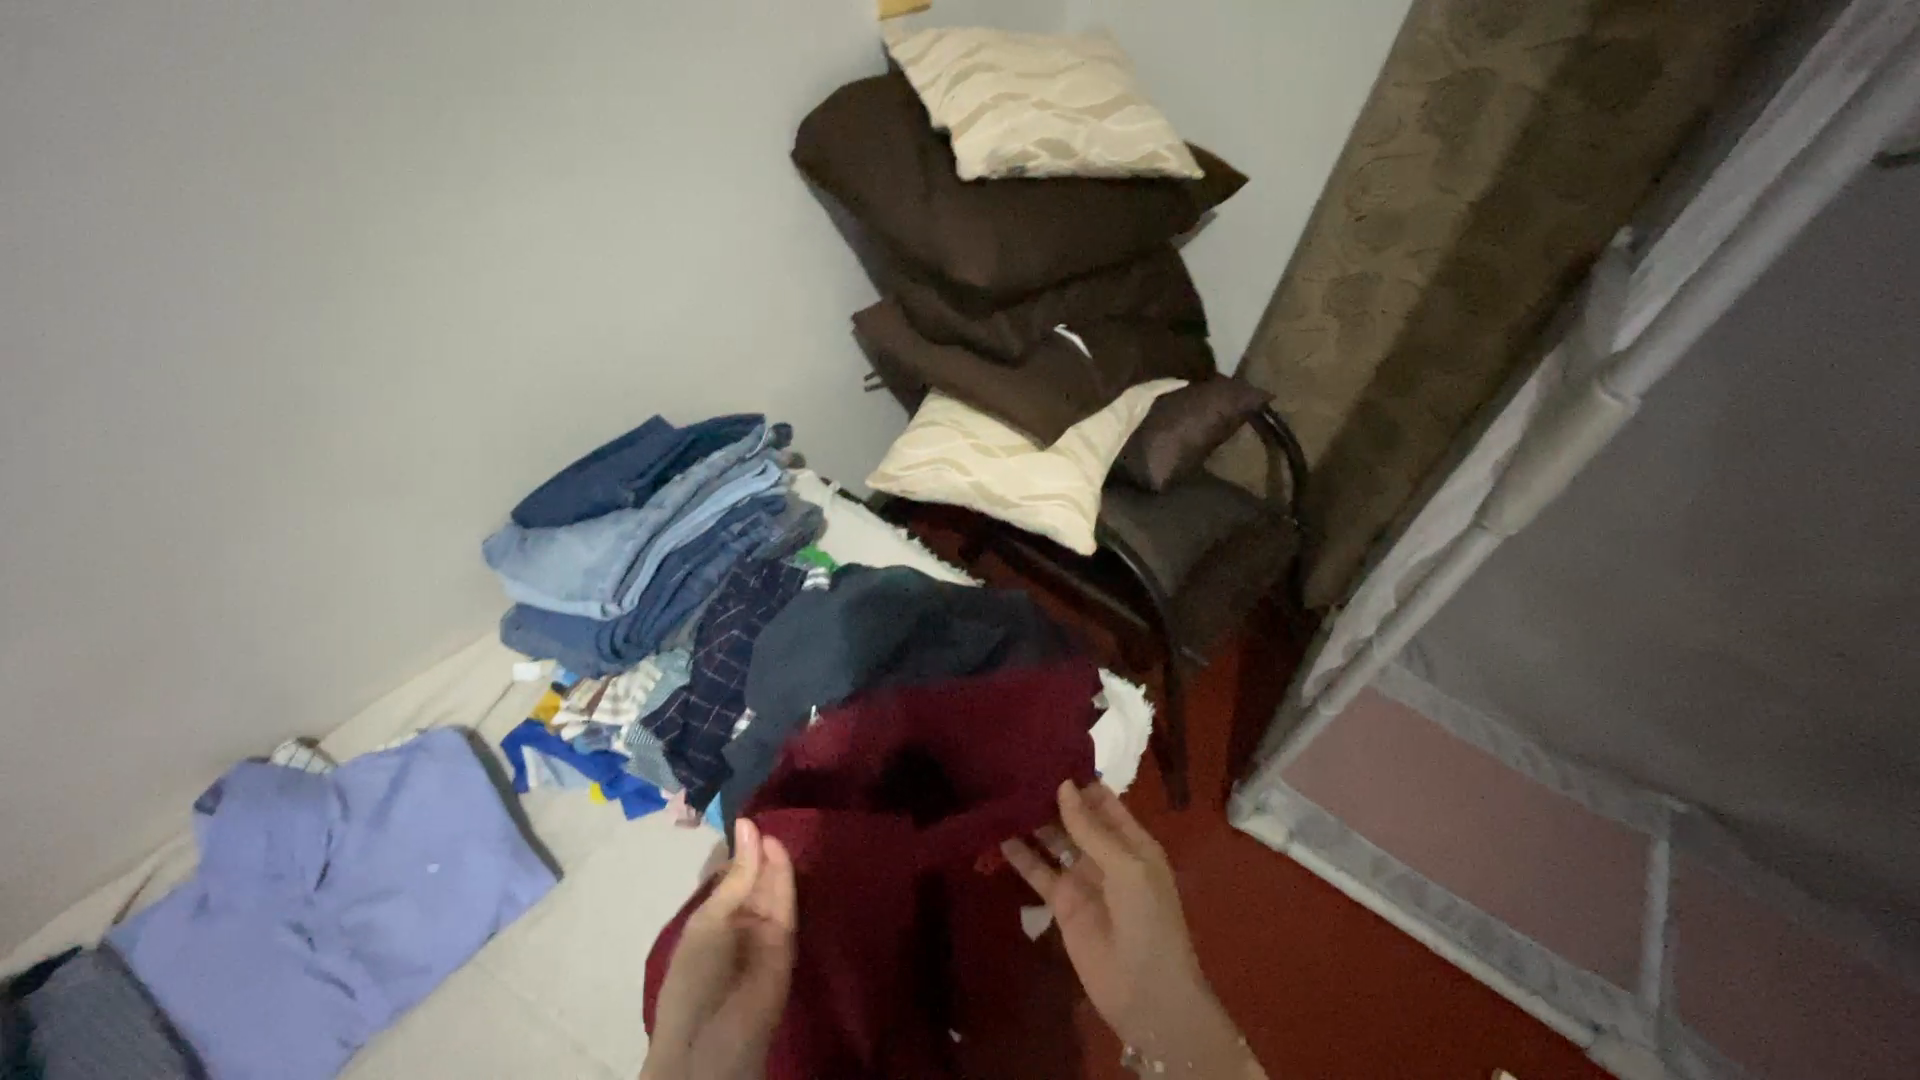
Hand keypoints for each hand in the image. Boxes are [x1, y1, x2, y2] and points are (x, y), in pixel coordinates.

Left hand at [642, 819, 795, 1079]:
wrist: (710, 1041)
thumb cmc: (694, 978)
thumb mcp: (708, 921)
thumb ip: (737, 877)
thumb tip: (746, 826)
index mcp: (712, 922)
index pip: (731, 880)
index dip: (740, 853)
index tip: (746, 822)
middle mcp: (740, 926)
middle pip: (755, 883)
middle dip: (758, 854)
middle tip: (762, 821)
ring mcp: (765, 935)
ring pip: (772, 891)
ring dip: (772, 862)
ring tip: (771, 830)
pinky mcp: (787, 944)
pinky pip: (787, 906)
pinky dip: (784, 878)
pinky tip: (779, 851)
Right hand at [1002, 782, 1263, 1078]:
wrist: (1147, 993)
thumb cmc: (1149, 922)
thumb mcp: (1127, 867)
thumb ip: (1092, 829)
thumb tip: (1063, 786)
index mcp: (1132, 842)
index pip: (1102, 800)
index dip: (1079, 780)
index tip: (1048, 752)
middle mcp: (1106, 854)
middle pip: (1074, 817)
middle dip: (1051, 795)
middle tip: (1015, 767)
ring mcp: (1082, 878)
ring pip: (1053, 840)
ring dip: (1032, 821)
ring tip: (1001, 792)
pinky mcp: (1061, 903)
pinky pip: (1037, 871)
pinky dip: (1019, 854)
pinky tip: (995, 833)